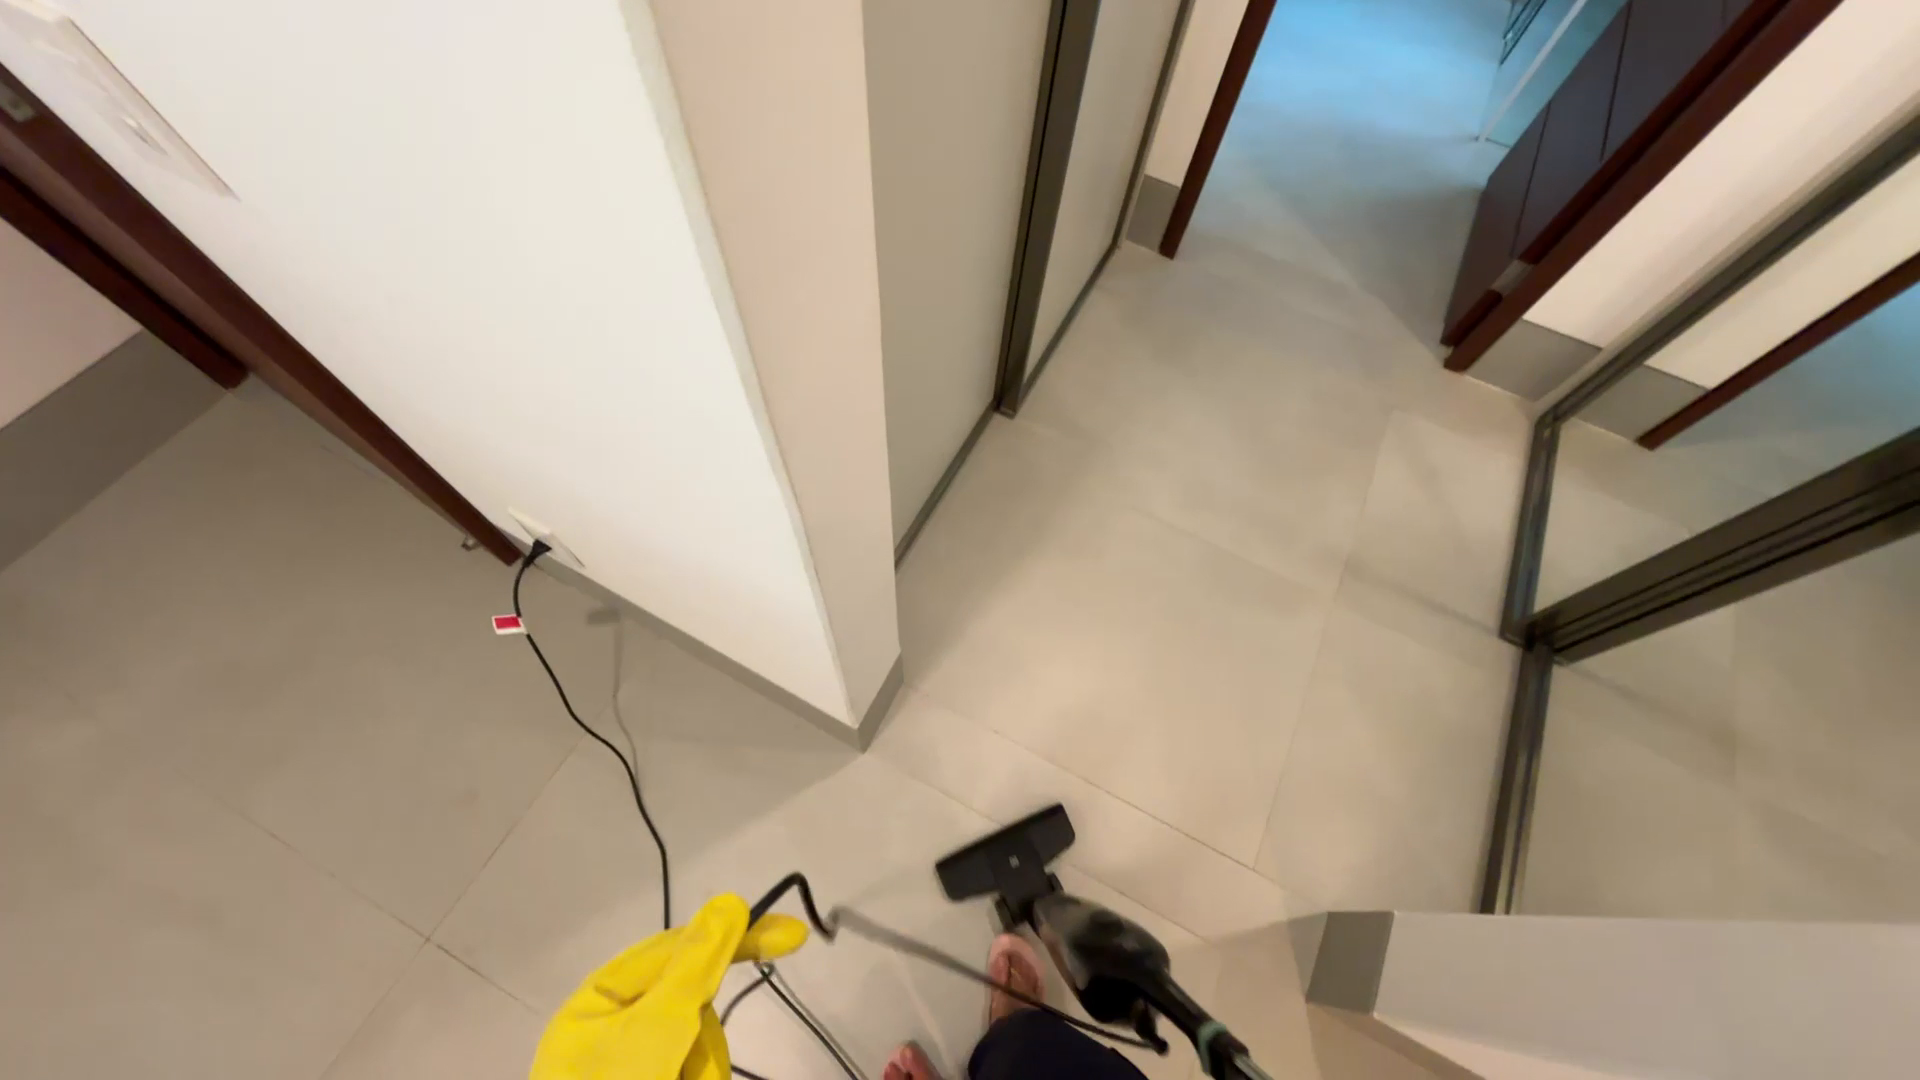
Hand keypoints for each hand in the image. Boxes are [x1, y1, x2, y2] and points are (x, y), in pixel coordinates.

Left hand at [530, 894, 808, 1079]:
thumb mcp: (656, 1030)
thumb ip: (696, 965)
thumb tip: (731, 901)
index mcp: (600, 1000)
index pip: (679, 948)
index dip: (736, 936)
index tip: (793, 935)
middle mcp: (616, 1027)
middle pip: (691, 999)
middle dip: (705, 1033)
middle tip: (706, 1052)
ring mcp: (636, 1067)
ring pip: (701, 1042)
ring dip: (703, 1070)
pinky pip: (698, 1071)